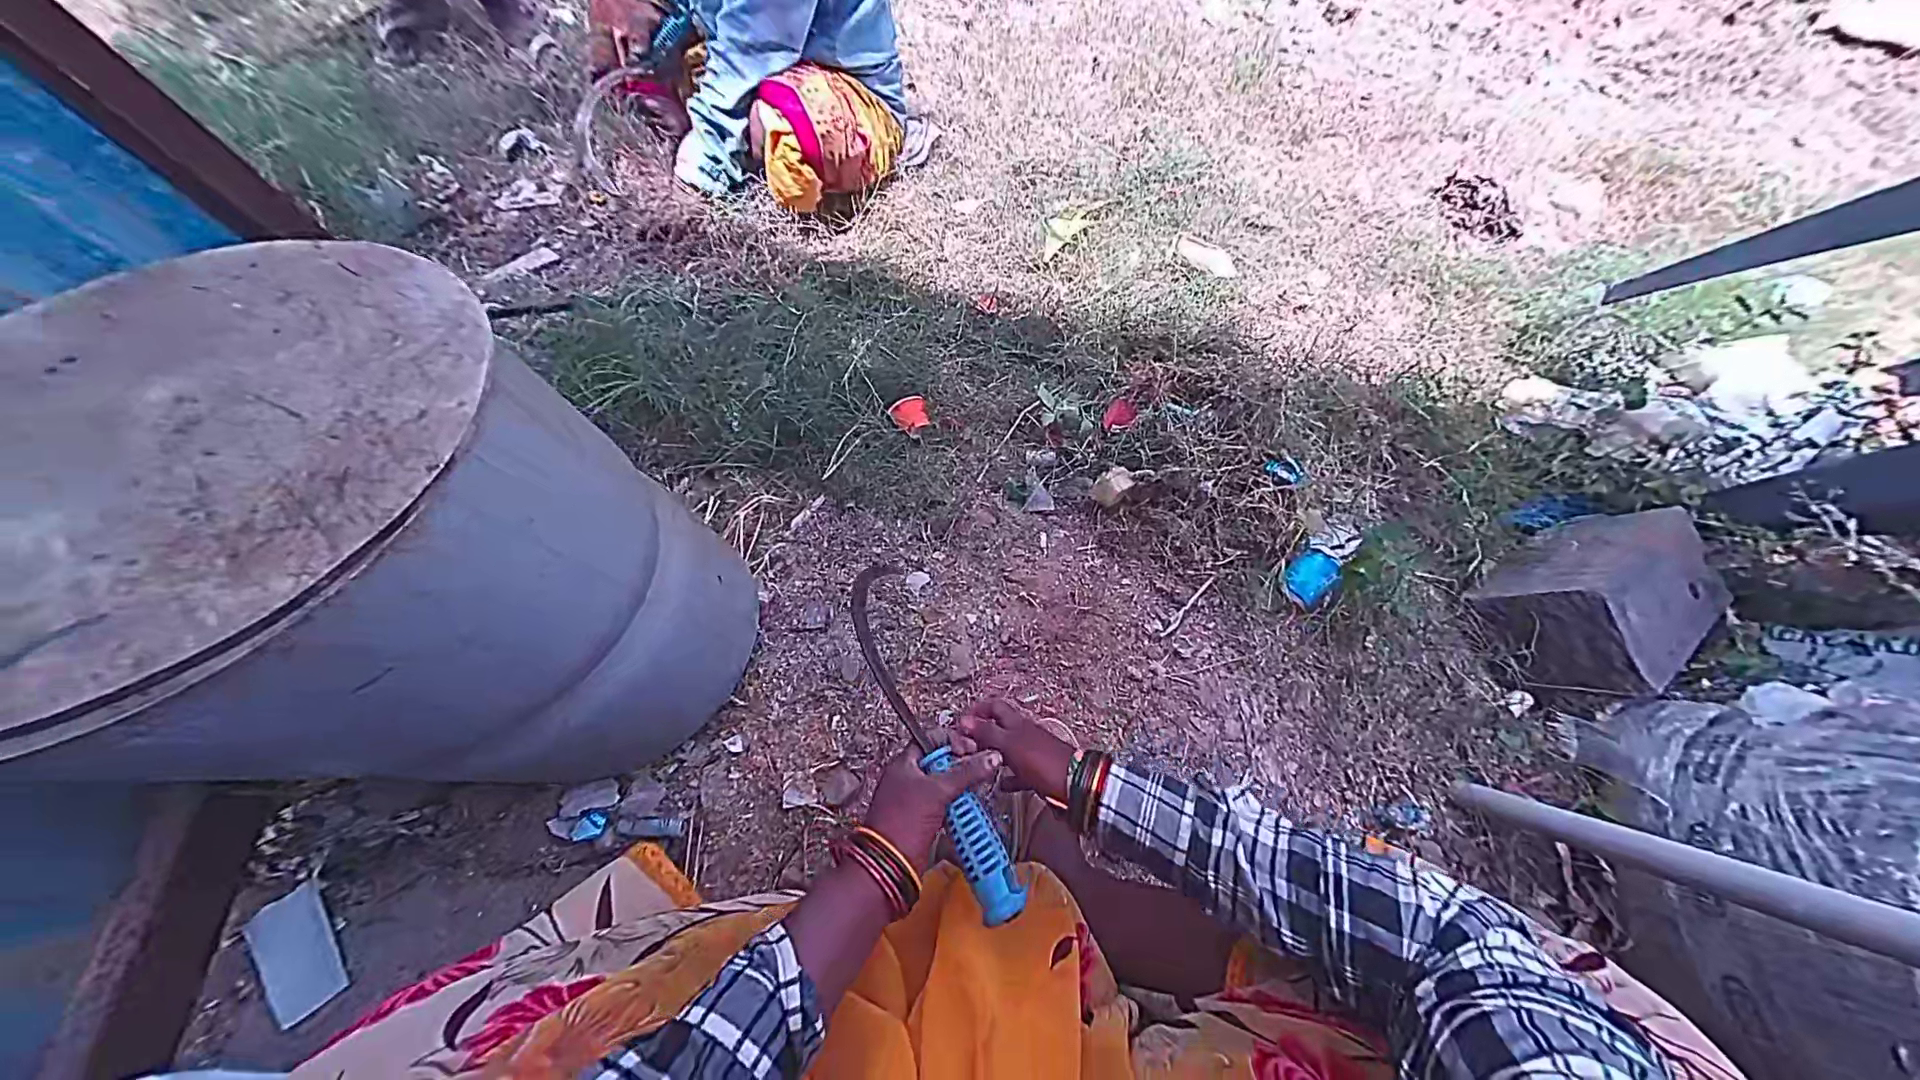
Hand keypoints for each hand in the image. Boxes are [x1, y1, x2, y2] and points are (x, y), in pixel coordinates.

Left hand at [861, 738, 1000, 872]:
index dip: (953, 741)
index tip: (971, 749)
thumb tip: (989, 758)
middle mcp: (909, 778)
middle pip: (941, 762)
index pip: (932, 739)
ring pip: (944, 784)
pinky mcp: (923, 819)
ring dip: (961, 787)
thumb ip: (966, 772)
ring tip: (974, 789)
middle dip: (961, 765)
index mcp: (905, 763)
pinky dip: (956, 805)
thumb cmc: (901, 823)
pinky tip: (966, 808)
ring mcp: (916, 799)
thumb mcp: (938, 790)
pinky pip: (944, 805)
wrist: (891, 864)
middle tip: (978, 769)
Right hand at [958, 699, 1074, 804]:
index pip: (993, 706)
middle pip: (998, 728)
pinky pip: (1018, 772)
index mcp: (1016, 722)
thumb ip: (987, 733)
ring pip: (1006, 750)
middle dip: (981, 734)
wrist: (1074, 784)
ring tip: (979, 763)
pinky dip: (1008, 777)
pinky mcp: (1038, 772)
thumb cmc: (1043, 761)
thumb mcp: (1009, 744)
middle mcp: (1024, 734)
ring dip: (992, 755)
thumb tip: (965, 721)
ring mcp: (1032, 753)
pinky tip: (1002, 784)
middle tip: (966, 744)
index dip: (977, 710)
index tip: (962, 722)